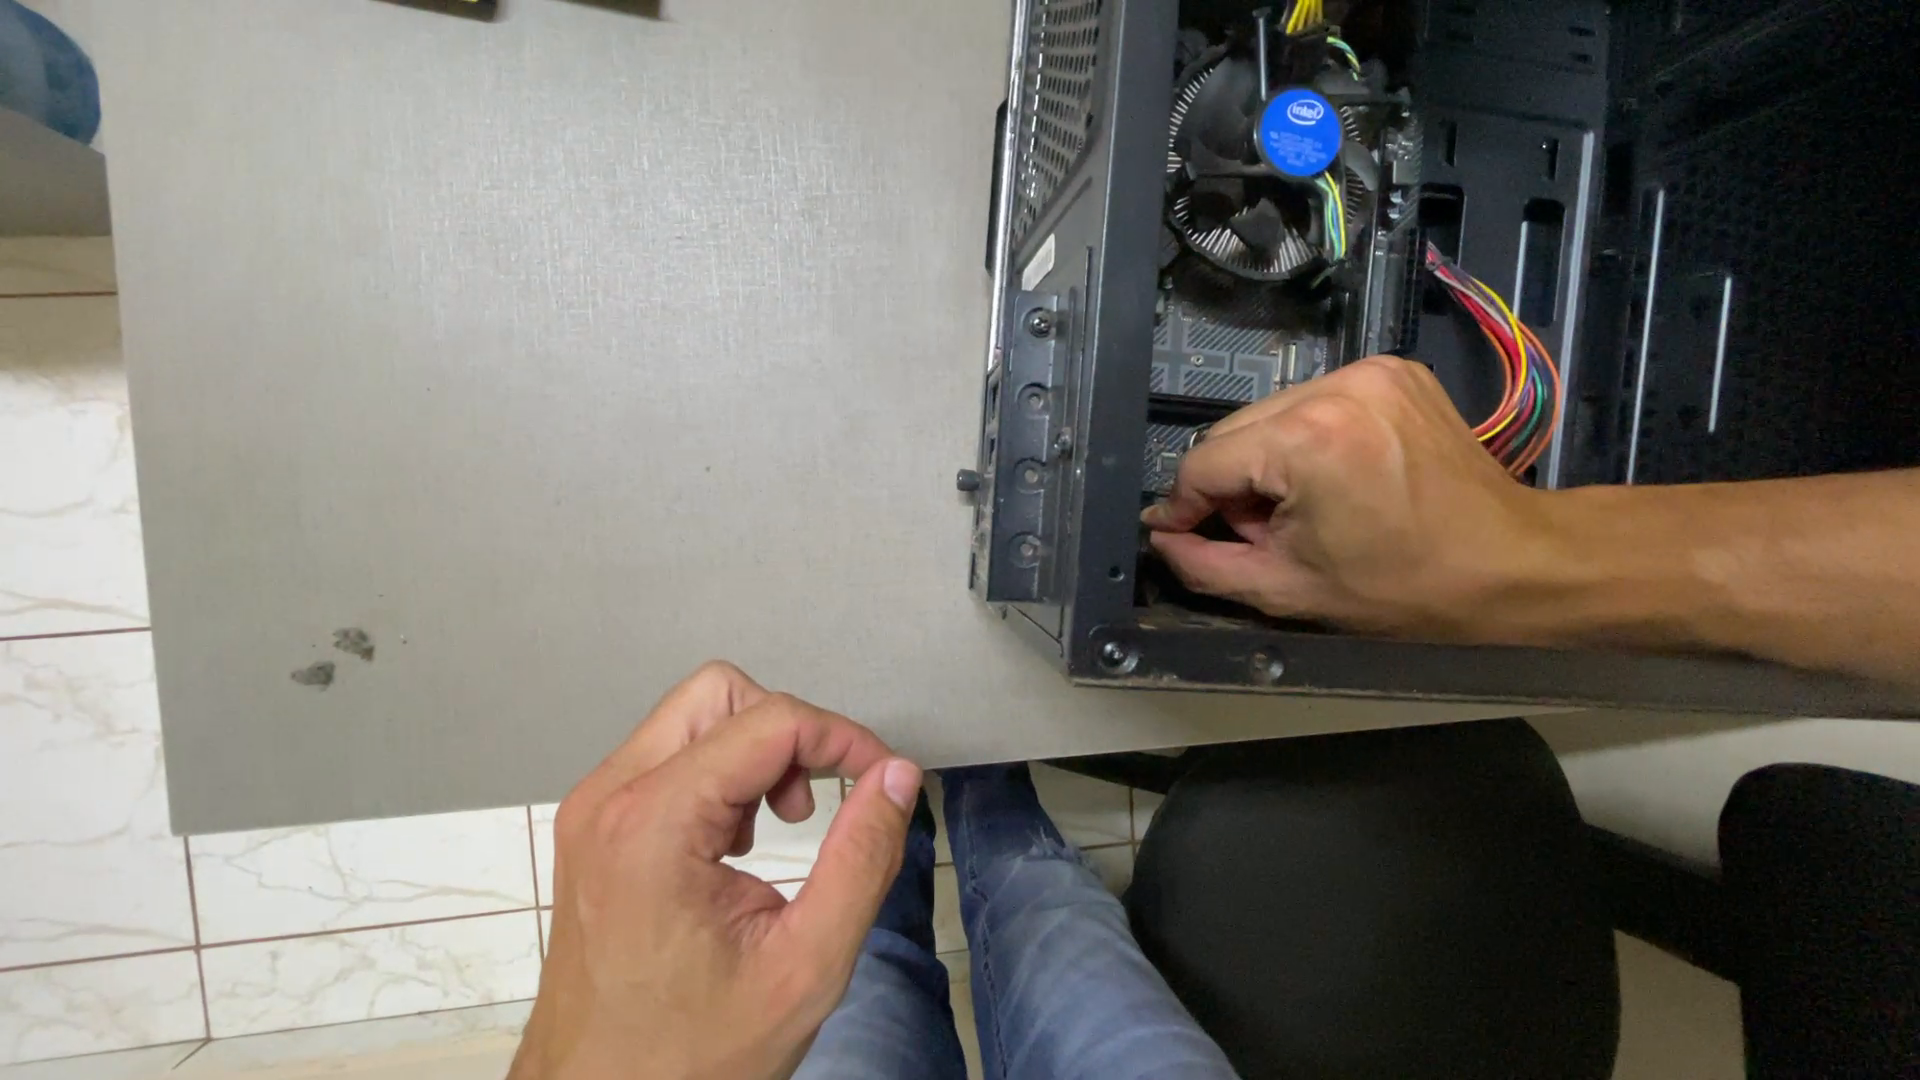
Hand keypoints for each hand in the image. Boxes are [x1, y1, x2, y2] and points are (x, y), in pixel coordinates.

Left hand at [509, 662, 922, 1079]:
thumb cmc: (694, 1055)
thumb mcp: (807, 964)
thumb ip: (864, 858)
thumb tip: (897, 775)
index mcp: (654, 823)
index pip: (771, 721)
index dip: (843, 736)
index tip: (882, 775)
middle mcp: (612, 795)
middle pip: (721, 691)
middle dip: (790, 731)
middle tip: (817, 799)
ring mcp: (595, 804)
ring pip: (696, 714)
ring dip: (757, 751)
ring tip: (778, 824)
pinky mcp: (597, 820)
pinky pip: (673, 752)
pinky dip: (724, 771)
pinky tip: (736, 841)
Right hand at [1141, 355, 1566, 641]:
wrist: (1513, 563)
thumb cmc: (1404, 588)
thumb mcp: (1284, 589)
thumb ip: (1202, 564)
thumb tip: (1161, 535)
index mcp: (1307, 440)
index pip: (1202, 463)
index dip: (1183, 506)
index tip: (1180, 535)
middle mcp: (1335, 388)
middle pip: (1232, 433)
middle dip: (1230, 485)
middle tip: (1261, 531)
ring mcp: (1368, 372)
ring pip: (1266, 416)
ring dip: (1263, 461)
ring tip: (1301, 506)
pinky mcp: (1390, 371)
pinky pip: (1309, 402)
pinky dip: (1300, 438)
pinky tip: (1328, 475)